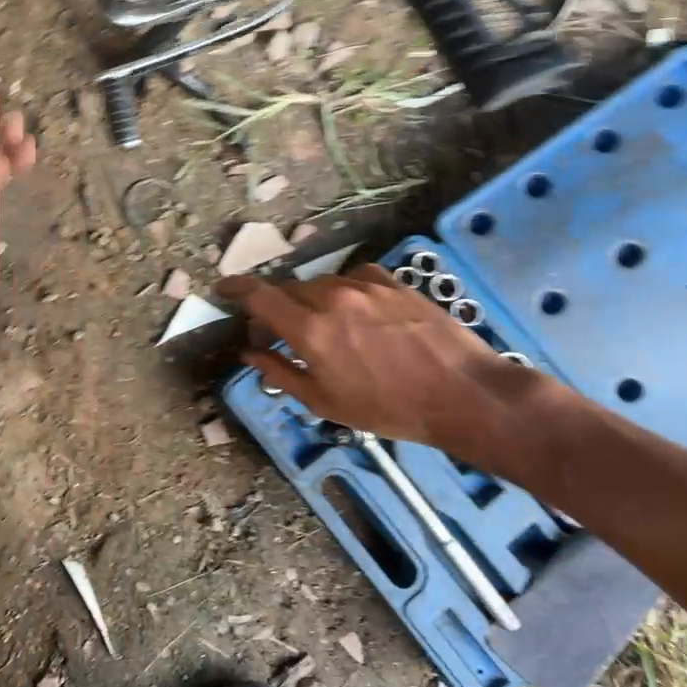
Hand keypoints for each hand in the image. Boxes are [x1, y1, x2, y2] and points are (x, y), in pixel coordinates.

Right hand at [216, 265, 546, 452]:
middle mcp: (332, 299)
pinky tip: (354, 310)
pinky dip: (342, 291)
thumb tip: (249, 353)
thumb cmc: (388, 408)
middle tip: (276, 332)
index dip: (234, 288)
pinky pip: (353, 278)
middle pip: (287, 289)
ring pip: (319, 283)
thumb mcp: (323, 402)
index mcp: (309, 330)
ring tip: (320, 326)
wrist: (464, 394)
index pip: (258, 295)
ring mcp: (365, 287)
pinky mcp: (394, 284)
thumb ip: (279, 373)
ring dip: (308, 300)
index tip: (221, 290)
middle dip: (274, 306)